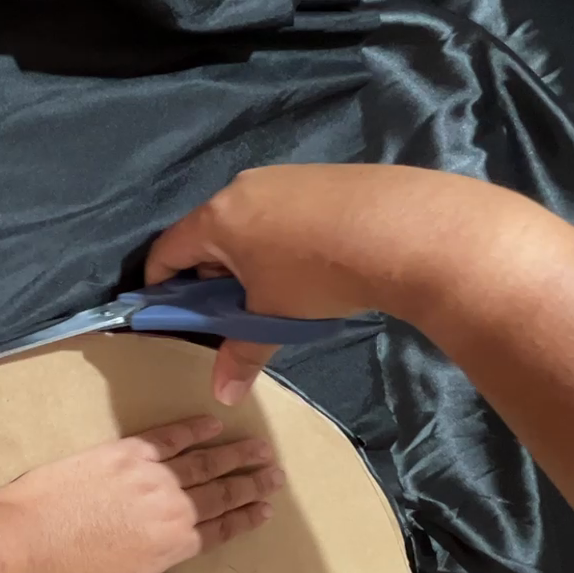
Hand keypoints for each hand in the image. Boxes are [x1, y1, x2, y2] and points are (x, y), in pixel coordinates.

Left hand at [0, 415, 283, 572]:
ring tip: (260, 447)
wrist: (31, 539)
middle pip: (221, 492)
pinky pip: (169, 437)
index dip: (246, 518)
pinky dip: (193, 428)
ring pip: (204, 462)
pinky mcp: (126, 452)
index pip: (221, 529)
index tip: (265, 508)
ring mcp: (151, 476)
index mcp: (175, 546)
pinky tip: (213, 423)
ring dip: (235, 453)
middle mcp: (174, 508)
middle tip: (275, 473)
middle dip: (252, 483)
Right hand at [145, 164, 549, 403]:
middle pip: (204, 235)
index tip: (170, 312)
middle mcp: (240, 189)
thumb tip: (223, 397)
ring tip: (275, 286)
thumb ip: (241, 354)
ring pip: (243, 221)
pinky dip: (277, 237)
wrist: (414, 230)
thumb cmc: (320, 275)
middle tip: (230, 307)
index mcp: (216, 218)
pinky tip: (310, 261)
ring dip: (244, 255)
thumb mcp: (273, 318)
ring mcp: (282, 177)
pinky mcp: (318, 175)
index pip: (166, 250)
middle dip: (207, 273)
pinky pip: (278, 209)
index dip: (159, 285)